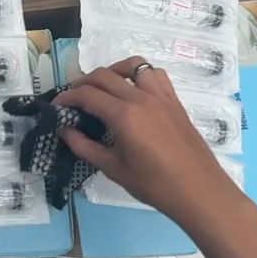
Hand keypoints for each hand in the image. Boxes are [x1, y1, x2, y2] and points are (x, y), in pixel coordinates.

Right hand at [54, 56, 249, 229]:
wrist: (199, 192)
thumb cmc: (154, 185)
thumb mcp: (113, 169)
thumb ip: (85, 146)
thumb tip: (65, 130)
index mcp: (123, 115)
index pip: (87, 94)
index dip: (68, 97)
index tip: (57, 105)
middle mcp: (141, 98)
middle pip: (104, 75)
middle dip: (83, 83)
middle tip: (74, 98)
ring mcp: (161, 97)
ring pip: (133, 66)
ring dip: (114, 71)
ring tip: (105, 87)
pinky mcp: (174, 102)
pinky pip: (156, 75)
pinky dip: (140, 75)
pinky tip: (134, 92)